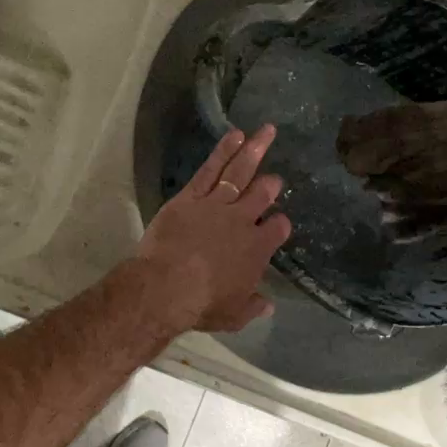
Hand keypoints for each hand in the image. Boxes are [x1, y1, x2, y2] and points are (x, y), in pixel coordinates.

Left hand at [135, 125, 292, 332]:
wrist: (166, 287)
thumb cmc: (202, 305)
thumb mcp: (234, 315)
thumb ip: (252, 307)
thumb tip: (267, 305)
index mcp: (257, 249)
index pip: (277, 229)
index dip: (279, 225)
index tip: (279, 223)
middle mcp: (242, 221)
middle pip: (262, 194)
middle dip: (270, 185)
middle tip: (275, 179)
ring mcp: (216, 205)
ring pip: (240, 172)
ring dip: (255, 150)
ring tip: (266, 131)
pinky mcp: (190, 197)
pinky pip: (210, 169)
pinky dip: (223, 150)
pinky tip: (235, 135)